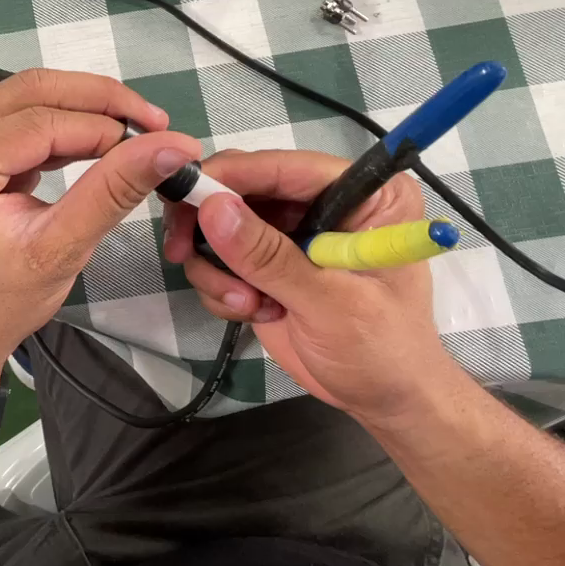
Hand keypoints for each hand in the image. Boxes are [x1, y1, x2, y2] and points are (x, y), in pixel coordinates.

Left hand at [0, 70, 202, 401]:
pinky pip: (15, 118)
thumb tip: (171, 145)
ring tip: (135, 133)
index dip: (102, 125)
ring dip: (81, 109)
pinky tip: (99, 144)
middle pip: (27, 91)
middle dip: (96, 100)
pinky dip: (60, 126)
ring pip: (23, 97)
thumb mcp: (61, 249)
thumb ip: (113, 192)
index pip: (36, 123)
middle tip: (153, 120)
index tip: (160, 137)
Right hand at [162, 149, 464, 425]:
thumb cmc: (381, 349)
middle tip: (181, 252)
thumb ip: (269, 256)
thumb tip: (213, 208)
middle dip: (210, 225)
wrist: (383, 399)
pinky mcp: (265, 260)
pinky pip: (217, 256)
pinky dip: (221, 285)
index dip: (233, 175)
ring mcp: (290, 232)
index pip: (287, 166)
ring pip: (219, 224)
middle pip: (242, 187)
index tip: (185, 194)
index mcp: (363, 194)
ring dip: (218, 267)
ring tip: (246, 304)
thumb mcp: (328, 302)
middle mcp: (323, 202)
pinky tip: (252, 311)